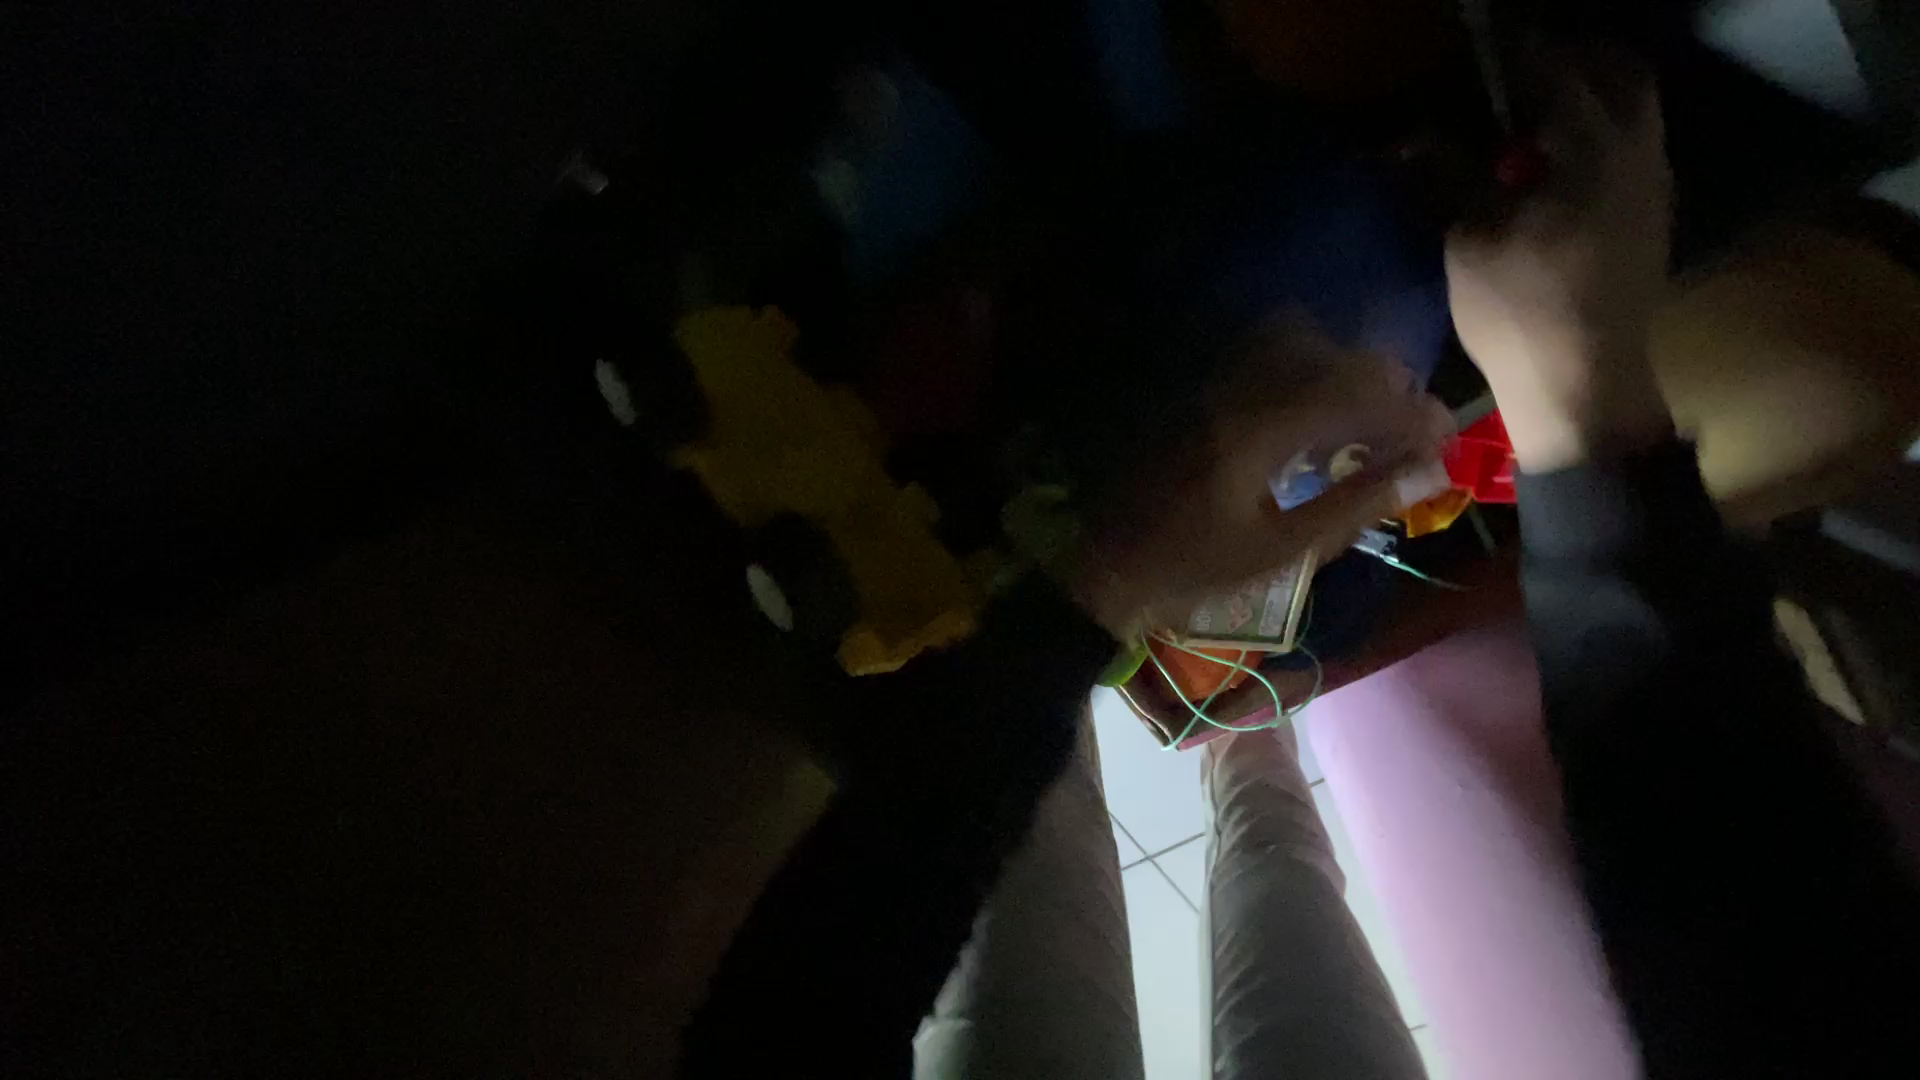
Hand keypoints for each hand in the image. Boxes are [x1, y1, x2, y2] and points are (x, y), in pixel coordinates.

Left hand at [1065, 313, 1448, 640]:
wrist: (1107, 568)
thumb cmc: (1192, 570)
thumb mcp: (1278, 550)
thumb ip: (1353, 505)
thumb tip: (1427, 471)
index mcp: (1257, 430)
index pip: (1355, 392)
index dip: (1410, 410)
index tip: (1443, 437)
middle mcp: (1232, 394)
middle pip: (1327, 355)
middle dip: (1383, 383)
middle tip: (1410, 427)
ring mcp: (1205, 392)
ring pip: (1291, 349)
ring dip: (1340, 372)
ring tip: (1366, 420)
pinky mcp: (1189, 400)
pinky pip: (1256, 366)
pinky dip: (1298, 378)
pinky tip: (1308, 421)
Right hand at [1445, 52, 1674, 471]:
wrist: (1582, 378)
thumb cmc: (1518, 310)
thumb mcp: (1470, 242)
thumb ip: (1452, 178)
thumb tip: (1408, 140)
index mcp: (1594, 151)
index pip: (1558, 76)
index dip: (1519, 55)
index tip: (1489, 43)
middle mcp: (1640, 153)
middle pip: (1619, 78)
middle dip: (1572, 62)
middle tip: (1524, 68)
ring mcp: (1653, 186)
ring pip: (1633, 113)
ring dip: (1591, 97)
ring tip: (1537, 114)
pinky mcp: (1650, 219)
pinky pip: (1633, 147)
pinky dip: (1599, 133)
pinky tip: (1560, 162)